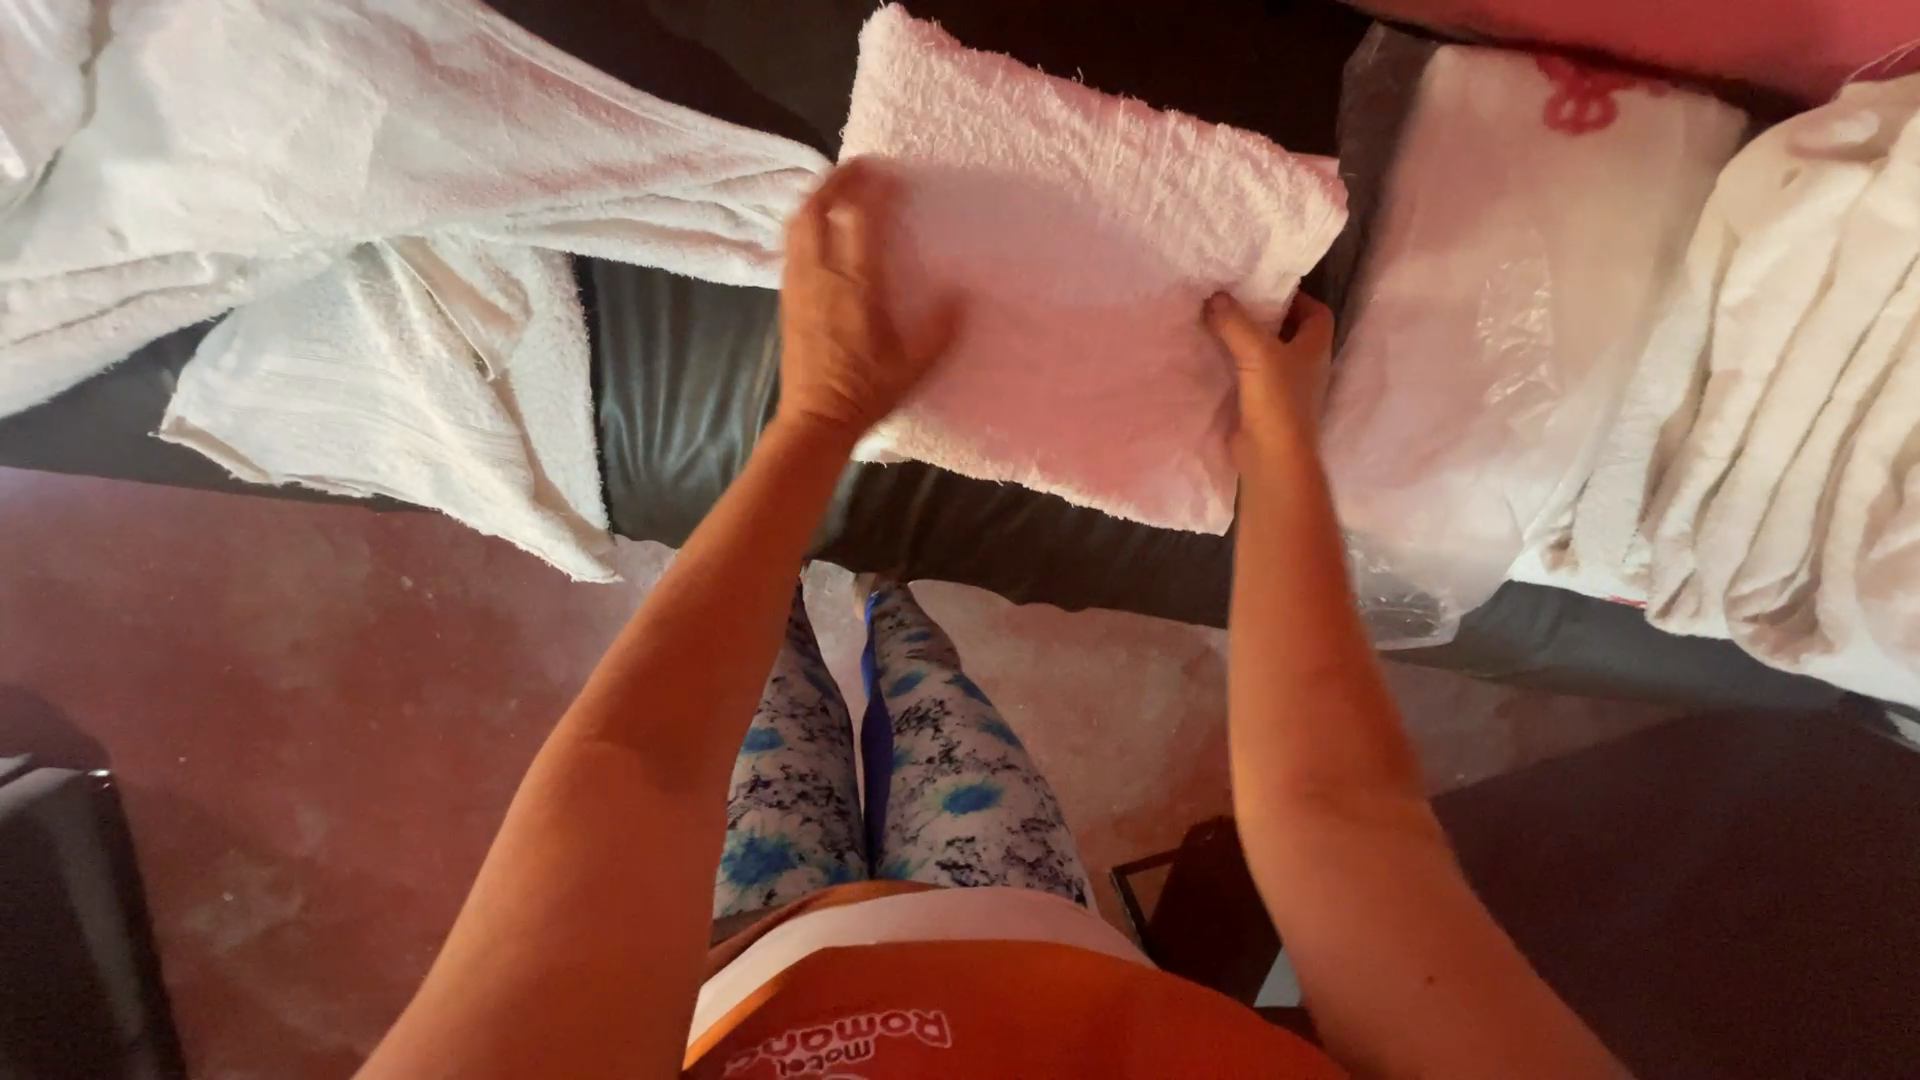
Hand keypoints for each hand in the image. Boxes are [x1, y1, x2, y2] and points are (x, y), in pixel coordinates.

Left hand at [776, 158, 959, 443]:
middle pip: (817, 207)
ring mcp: (797, 285)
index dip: (875, 189)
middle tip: (860, 166)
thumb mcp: (914, 367)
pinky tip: (818, 227)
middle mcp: (820, 276)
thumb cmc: (865, 394)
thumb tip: (962, 295)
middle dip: (837, 179)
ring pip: (797, 222)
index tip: (893, 175)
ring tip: (838, 187)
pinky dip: (805, 221)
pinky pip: (790, 243)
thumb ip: (939, 329)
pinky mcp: (787, 297)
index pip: (860, 219)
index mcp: (855, 288)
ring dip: (817, 195)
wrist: (815, 419)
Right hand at [1204, 291, 1333, 457]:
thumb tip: (1215, 297)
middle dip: (1265, 320)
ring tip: (1218, 329)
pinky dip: (1235, 370)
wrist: (1271, 457)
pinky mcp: (1264, 409)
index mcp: (1315, 348)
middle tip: (1233, 306)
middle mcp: (1306, 367)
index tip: (1266, 290)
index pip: (1316, 313)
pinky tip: (1212, 363)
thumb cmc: (1277, 401)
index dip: (1296, 298)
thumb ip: (1235, 323)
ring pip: (1268, 358)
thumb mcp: (1256, 353)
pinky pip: (1250, 380)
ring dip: (1247, 345)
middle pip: (1289, 334)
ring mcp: (1286, 390)